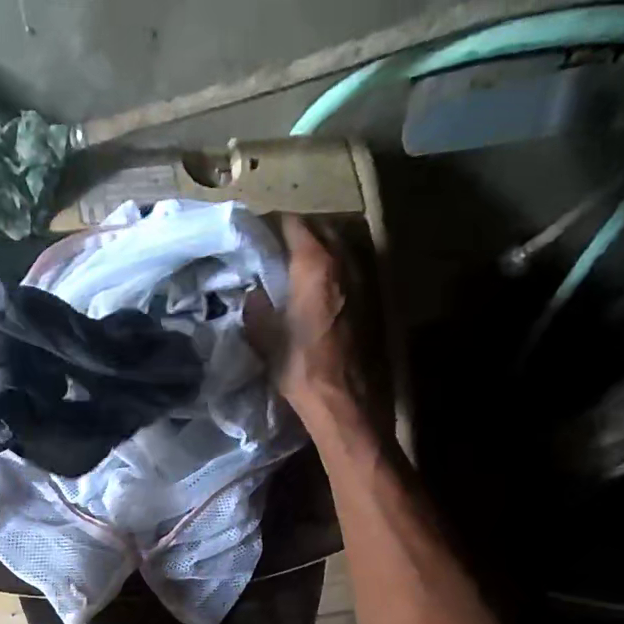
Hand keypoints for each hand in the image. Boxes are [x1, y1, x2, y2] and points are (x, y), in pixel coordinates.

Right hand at [245, 215, 373, 420]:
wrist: (343, 399)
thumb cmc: (300, 367)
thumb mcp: (264, 338)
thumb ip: (257, 309)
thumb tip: (255, 294)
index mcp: (314, 266)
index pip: (293, 224)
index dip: (271, 226)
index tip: (254, 235)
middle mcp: (343, 263)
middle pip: (320, 229)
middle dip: (296, 233)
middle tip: (272, 248)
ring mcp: (361, 279)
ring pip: (337, 247)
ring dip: (316, 249)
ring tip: (291, 265)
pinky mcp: (369, 299)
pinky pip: (346, 268)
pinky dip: (329, 268)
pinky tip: (312, 287)